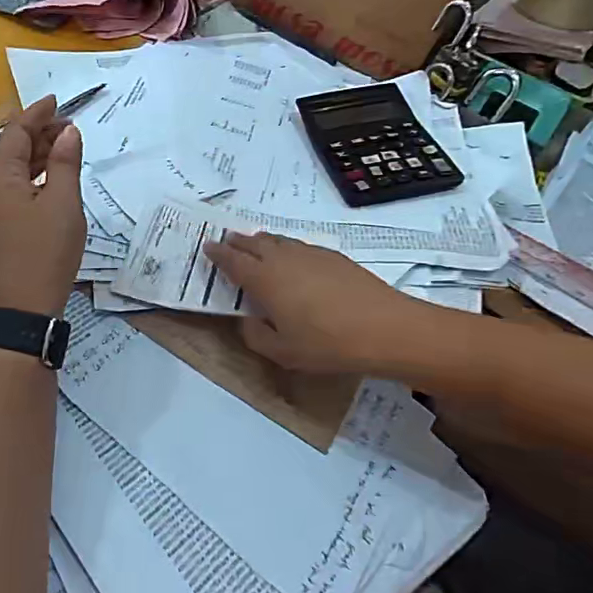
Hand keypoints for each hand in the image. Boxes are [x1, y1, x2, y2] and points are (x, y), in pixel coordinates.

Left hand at [0, 96, 84, 316]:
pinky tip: (56, 176)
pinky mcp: (3, 223)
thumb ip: (65, 163)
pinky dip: (37, 175)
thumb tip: (68, 132)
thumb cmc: (47, 250)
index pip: (15, 133)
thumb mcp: (63, 202)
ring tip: (68, 147)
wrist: (28, 302)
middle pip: (12, 149)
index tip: (57, 101)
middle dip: (39, 133)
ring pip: (15, 169)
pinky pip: (17, 187)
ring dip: (39, 154)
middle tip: (70, 126)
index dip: (36, 114)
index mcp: (0, 178)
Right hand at [203, 232, 430, 373]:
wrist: (384, 329)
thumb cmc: (327, 344)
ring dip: (261, 241)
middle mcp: (283, 259)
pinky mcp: (333, 257)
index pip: (233, 261)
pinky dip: (286, 247)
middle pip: (254, 243)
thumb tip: (249, 320)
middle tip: (226, 242)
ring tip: (255, 245)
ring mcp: (310, 254)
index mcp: (264, 280)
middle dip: (237, 242)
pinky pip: (299, 245)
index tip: (208, 248)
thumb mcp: (282, 352)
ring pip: (278, 240)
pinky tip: (292, 259)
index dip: (218, 254)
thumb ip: (257, 335)